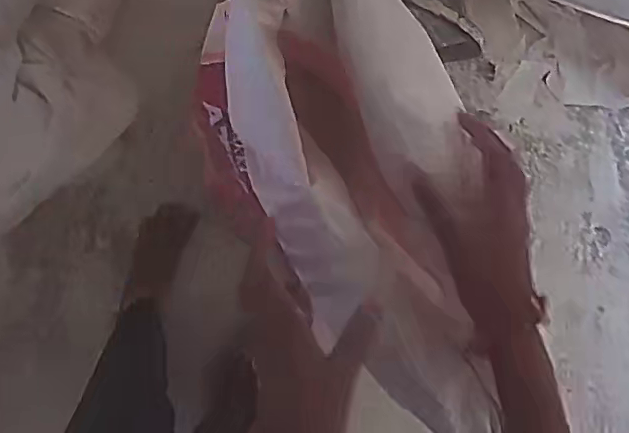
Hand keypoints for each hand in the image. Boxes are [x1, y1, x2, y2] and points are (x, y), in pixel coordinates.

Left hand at [241, 251, 378, 432]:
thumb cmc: (313, 405)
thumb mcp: (341, 371)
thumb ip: (357, 335)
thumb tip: (376, 300)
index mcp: (279, 324)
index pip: (261, 276)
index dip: (260, 247)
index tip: (268, 222)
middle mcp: (265, 327)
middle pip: (252, 284)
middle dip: (260, 257)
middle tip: (276, 236)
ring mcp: (262, 342)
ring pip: (257, 300)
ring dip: (269, 278)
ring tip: (293, 263)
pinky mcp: (266, 356)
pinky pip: (266, 316)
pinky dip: (277, 301)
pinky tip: (301, 304)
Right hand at [415, 113, 544, 346]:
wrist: (510, 321)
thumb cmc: (482, 281)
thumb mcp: (452, 242)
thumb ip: (433, 206)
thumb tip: (412, 171)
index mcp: (502, 203)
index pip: (494, 156)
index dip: (479, 133)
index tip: (460, 119)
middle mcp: (515, 205)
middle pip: (510, 161)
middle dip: (491, 139)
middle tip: (470, 128)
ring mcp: (520, 218)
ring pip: (515, 175)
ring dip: (498, 155)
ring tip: (477, 147)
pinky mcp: (519, 230)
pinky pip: (514, 188)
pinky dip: (500, 173)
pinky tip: (483, 181)